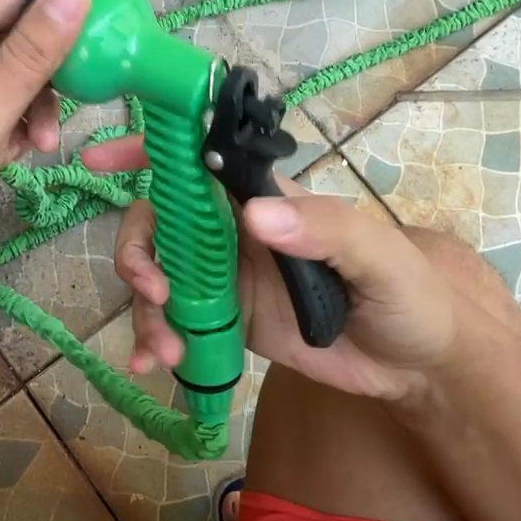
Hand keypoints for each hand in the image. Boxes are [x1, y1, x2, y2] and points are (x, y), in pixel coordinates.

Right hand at [84, 136, 463, 401]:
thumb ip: (325, 229)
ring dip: (145, 309)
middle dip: (137, 252)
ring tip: (167, 351)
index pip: (195, 163)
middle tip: (154, 293)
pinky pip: (173, 323)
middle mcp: (232, 233)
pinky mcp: (223, 322)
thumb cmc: (410, 293)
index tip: (99, 159)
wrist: (420, 368)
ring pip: (157, 277)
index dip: (146, 151)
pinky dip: (152, 340)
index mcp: (263, 201)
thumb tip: (253, 217)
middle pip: (157, 224)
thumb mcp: (380, 257)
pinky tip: (152, 365)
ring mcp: (223, 279)